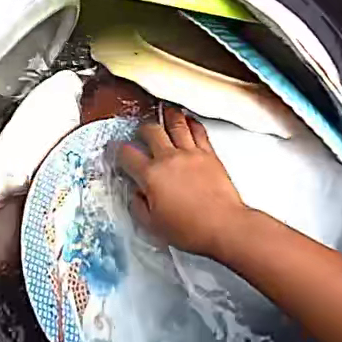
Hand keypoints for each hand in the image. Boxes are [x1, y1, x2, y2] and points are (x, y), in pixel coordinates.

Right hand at [118, 107, 252, 258]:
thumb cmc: (191, 229)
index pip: (127, 154)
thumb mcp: (153, 225)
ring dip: (168, 116)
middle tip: (142, 132)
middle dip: (143, 129)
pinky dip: (192, 123)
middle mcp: (169, 159)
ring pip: (176, 124)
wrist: (224, 226)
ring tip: (165, 111)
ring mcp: (190, 154)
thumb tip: (136, 195)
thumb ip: (139, 207)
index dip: (118, 149)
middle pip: (151, 130)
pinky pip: (199, 131)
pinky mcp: (209, 155)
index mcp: (151, 175)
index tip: (117, 150)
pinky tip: (190, 121)